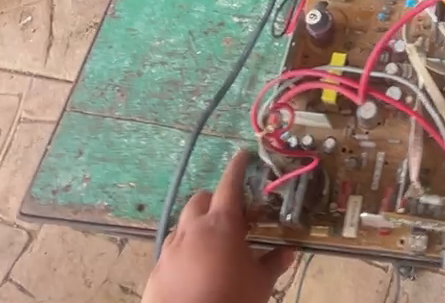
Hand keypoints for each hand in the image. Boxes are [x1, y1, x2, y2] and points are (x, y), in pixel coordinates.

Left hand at [143, 152, 294, 302]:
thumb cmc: (230, 300)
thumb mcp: (259, 283)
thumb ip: (273, 263)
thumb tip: (289, 252)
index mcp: (222, 223)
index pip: (230, 184)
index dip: (237, 167)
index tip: (243, 155)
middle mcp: (193, 230)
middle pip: (200, 200)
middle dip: (213, 201)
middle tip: (228, 214)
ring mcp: (170, 251)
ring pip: (182, 226)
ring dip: (196, 227)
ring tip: (211, 245)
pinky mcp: (155, 274)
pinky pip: (170, 253)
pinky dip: (183, 253)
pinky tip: (193, 271)